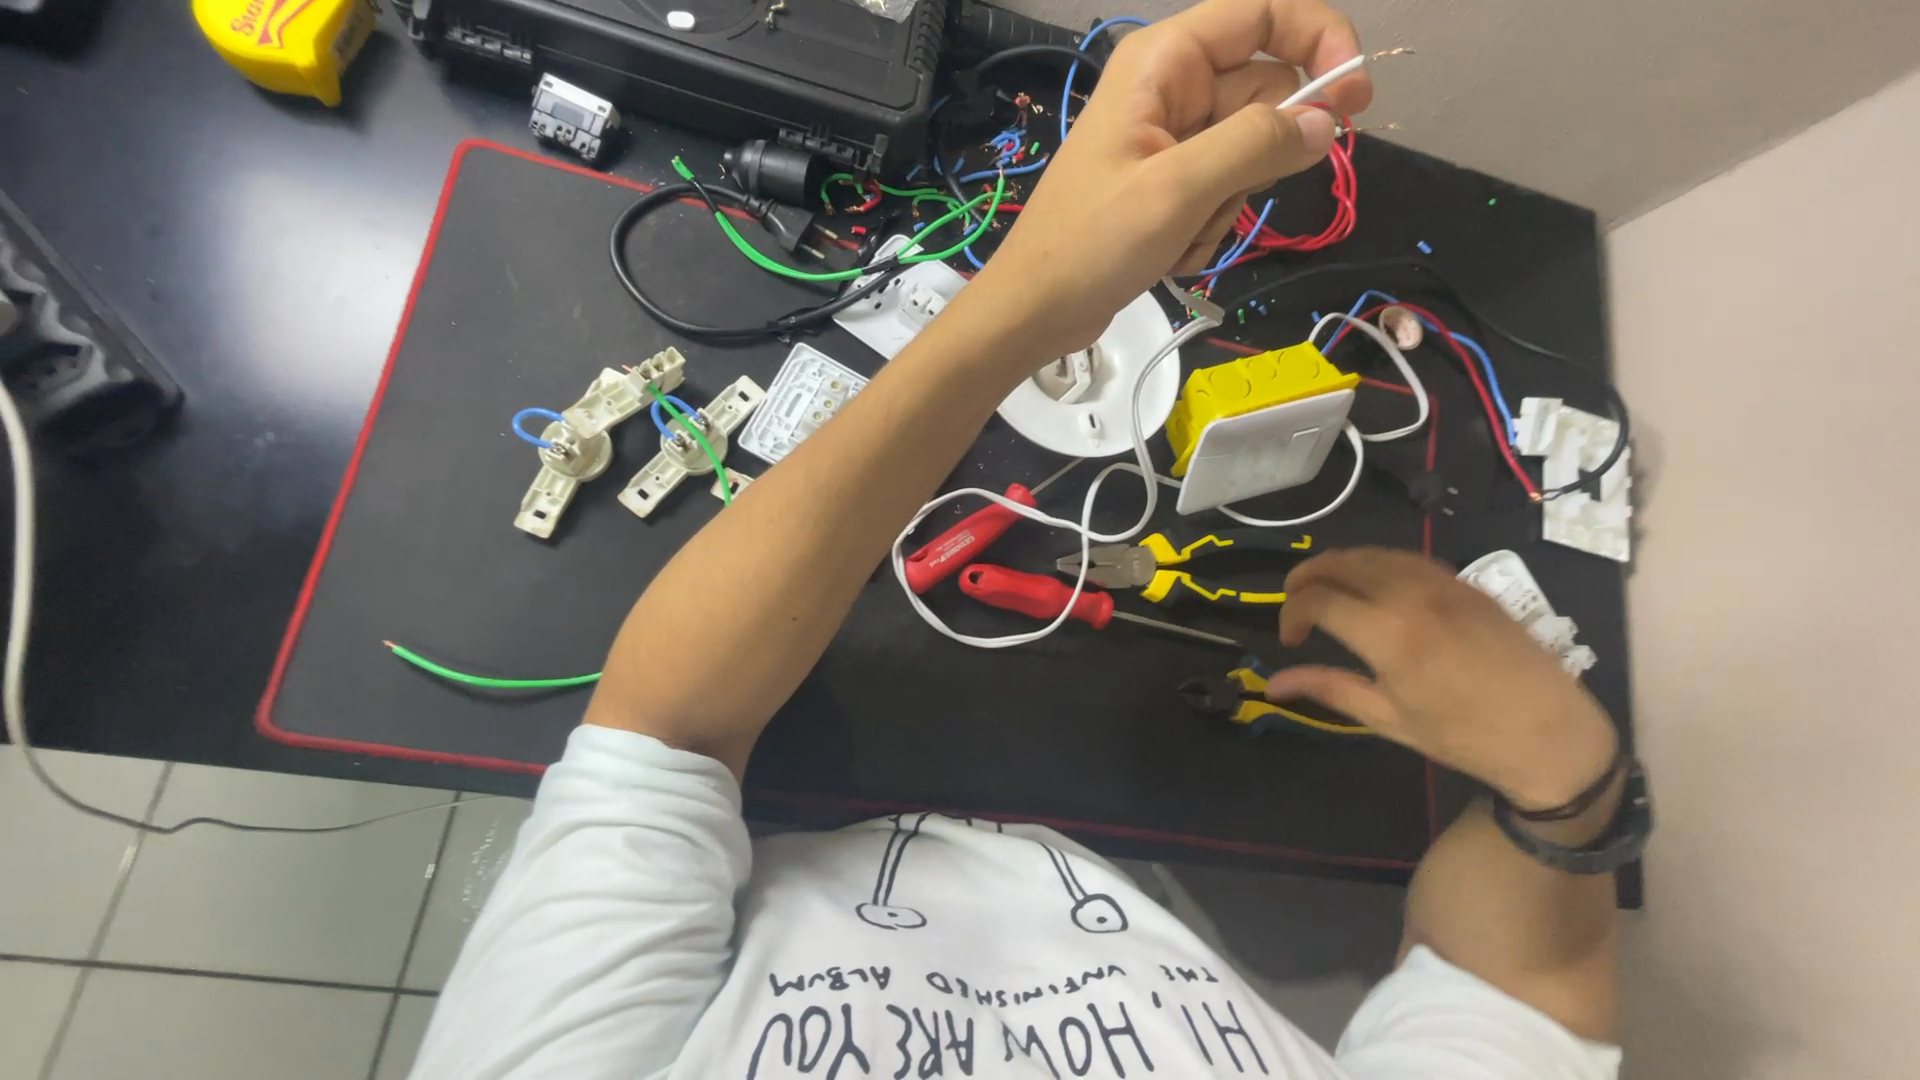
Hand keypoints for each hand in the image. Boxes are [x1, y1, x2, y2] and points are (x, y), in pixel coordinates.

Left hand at [967, 0, 1370, 357]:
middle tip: (1220, 200)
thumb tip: (1326, 121)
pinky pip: (1218, 194)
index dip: (1319, 40)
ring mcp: (1166, 144)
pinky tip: (1169, 255)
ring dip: (1226, 206)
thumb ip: (1257, 145)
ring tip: (1178, 237)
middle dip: (1255, 160)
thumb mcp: (1178, 189)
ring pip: (1245, 155)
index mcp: (1163, 63)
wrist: (1034, 311)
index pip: (1263, 13)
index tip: (1355, 100)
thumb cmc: (1091, 245)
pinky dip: (1205, 228)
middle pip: (1261, 95)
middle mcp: (1168, 91)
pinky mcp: (1164, 189)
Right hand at [1264, 549, 1619, 810]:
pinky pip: (1406, 558)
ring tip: (1327, 593)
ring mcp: (1442, 584)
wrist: (1554, 735)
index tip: (1293, 640)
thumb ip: (1327, 689)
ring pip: (1371, 553)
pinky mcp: (1466, 584)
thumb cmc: (1465, 737)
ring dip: (1338, 566)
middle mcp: (1411, 596)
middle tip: (1296, 605)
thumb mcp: (1387, 718)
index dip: (1290, 613)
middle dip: (1305, 578)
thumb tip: (1272, 684)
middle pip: (1338, 563)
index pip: (1315, 598)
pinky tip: (1373, 590)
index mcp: (1388, 634)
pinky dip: (1375, 564)